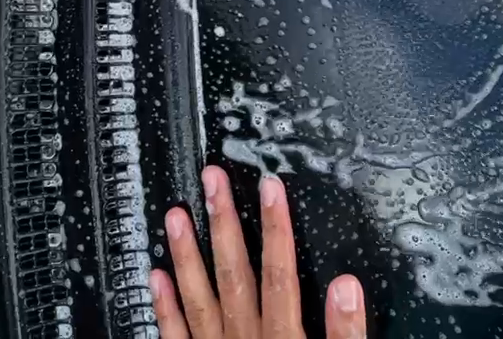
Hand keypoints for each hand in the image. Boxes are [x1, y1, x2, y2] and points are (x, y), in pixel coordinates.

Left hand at [151, 165, 366, 338]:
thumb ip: (345, 338)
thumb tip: (348, 286)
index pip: (279, 275)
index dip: (276, 227)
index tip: (271, 187)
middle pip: (233, 275)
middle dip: (223, 224)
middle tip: (210, 180)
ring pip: (198, 300)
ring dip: (186, 255)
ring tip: (174, 214)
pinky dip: (164, 308)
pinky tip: (155, 277)